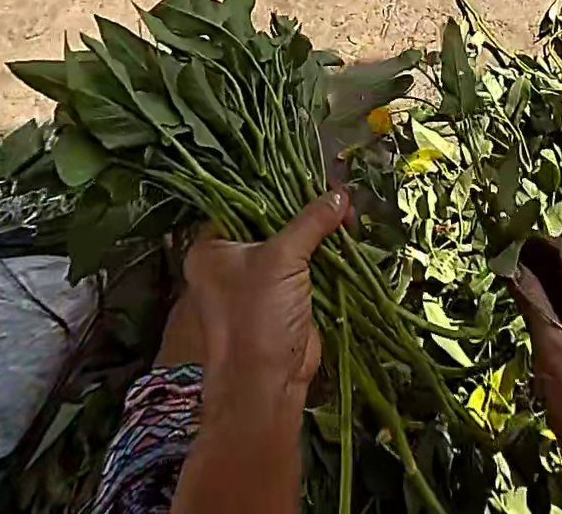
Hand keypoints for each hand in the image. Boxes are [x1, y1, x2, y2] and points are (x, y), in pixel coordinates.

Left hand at [183, 188, 349, 394]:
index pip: (245, 201)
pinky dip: (327, 249)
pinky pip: (307, 262)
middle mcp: (232, 260)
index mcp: (213, 247)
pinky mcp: (285, 295)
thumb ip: (310, 221)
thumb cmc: (257, 317)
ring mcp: (259, 279)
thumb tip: (340, 194)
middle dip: (307, 207)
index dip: (279, 185)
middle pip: (274, 219)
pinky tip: (347, 233)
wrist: (266, 388)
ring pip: (294, 240)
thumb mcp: (281, 259)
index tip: (312, 173)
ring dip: (321, 227)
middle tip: (337, 193)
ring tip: (348, 211)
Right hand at [511, 237, 561, 513]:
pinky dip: (535, 293)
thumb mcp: (550, 345)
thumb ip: (531, 300)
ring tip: (498, 260)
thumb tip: (507, 261)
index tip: (504, 232)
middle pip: (561, 266)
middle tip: (495, 244)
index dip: (535, 241)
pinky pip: (555, 302)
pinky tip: (511, 286)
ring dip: (530, 272)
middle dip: (530, 255)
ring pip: (556, 284)